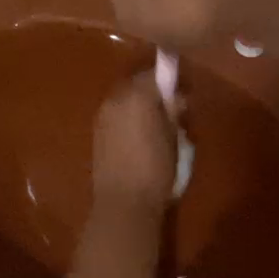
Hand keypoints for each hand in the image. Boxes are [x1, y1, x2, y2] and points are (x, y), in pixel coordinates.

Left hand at [91, 72, 178, 217]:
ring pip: (125, 99)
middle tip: (171, 109)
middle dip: (153, 92)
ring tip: (155, 124)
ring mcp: (103, 114)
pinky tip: (138, 135)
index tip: (182, 94)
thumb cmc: (156, 170)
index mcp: (138, 96)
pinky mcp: (96, 131)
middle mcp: (116, 98)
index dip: (170, 82)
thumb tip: (175, 97)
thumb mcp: (175, 139)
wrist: (123, 202)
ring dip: (139, 104)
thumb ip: (173, 112)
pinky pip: (116, 113)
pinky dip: (127, 117)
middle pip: (137, 84)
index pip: (155, 75)